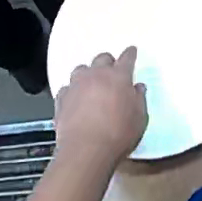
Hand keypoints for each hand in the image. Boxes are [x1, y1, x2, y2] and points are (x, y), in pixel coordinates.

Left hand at [54, 47, 147, 165]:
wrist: (86, 149)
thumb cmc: (118, 135)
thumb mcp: (140, 119)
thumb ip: (139, 99)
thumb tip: (138, 88)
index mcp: (118, 77)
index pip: (126, 58)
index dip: (130, 54)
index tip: (131, 50)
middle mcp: (96, 75)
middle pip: (102, 58)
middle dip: (108, 62)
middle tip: (112, 72)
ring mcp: (76, 84)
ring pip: (82, 69)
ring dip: (88, 74)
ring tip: (92, 86)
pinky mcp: (62, 97)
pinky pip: (67, 88)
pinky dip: (73, 91)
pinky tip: (75, 100)